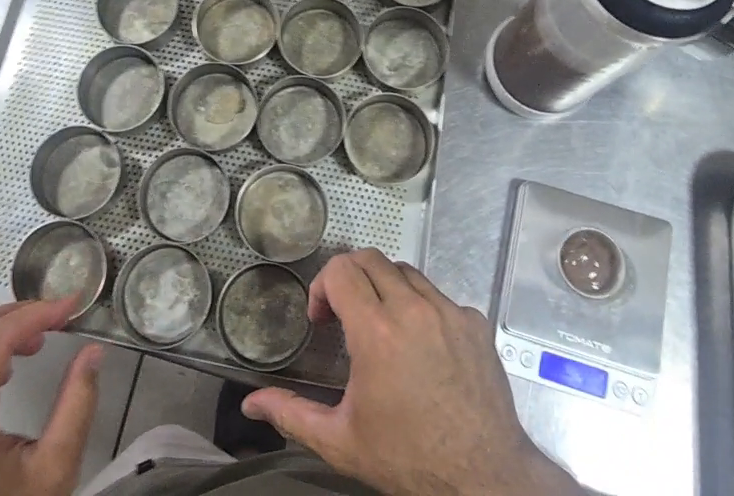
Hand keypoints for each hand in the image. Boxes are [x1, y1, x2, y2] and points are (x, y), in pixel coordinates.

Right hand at [241, 250, 580, 495]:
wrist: (482, 478)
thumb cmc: (407, 458)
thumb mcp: (340, 440)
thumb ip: (291, 413)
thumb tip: (251, 403)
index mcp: (377, 332)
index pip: (342, 270)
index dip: (322, 286)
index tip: (322, 319)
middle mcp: (415, 310)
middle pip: (372, 259)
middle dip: (349, 277)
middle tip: (342, 313)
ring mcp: (450, 313)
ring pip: (407, 272)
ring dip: (385, 287)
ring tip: (379, 325)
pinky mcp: (476, 324)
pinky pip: (440, 296)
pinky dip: (421, 307)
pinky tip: (419, 344)